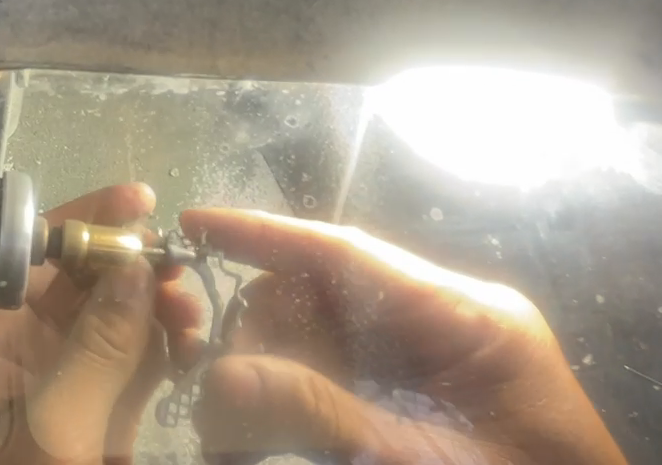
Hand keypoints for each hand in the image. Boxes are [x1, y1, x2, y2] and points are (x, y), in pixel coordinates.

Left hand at [0, 183, 200, 463]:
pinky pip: (135, 367)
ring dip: (155, 304)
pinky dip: (165, 349)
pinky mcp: (102, 423)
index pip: (31, 253)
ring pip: (115, 321)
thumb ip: (93, 350)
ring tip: (194, 310)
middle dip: (130, 262)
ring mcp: (66, 386)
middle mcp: (24, 350)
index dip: (83, 219)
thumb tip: (131, 265)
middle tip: (181, 265)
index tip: (140, 200)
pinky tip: (195, 345)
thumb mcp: (51, 435)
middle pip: (80, 281)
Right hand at [184, 209, 627, 464]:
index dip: (263, 232)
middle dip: (259, 334)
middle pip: (320, 295)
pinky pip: (330, 372)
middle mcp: (441, 319)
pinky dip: (290, 396)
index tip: (194, 221)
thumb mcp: (421, 463)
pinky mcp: (410, 392)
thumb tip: (217, 379)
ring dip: (266, 370)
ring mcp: (424, 356)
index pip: (347, 250)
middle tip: (215, 393)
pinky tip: (258, 424)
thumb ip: (322, 415)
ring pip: (315, 334)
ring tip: (228, 424)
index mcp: (467, 315)